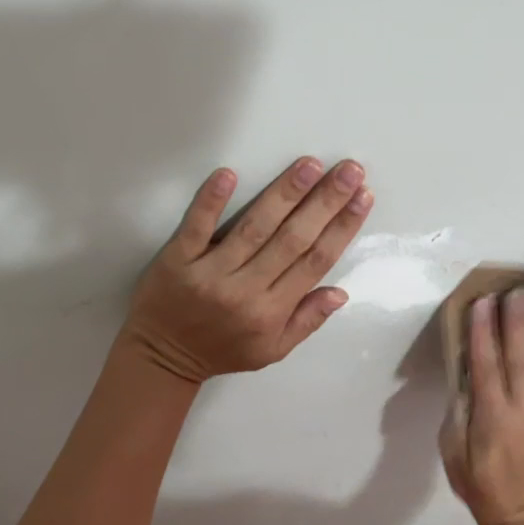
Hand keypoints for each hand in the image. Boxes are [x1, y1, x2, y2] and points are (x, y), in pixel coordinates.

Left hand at [116, 157, 373, 382]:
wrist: (160, 358)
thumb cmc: (221, 351)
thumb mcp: (271, 350)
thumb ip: (307, 320)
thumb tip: (341, 292)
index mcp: (272, 312)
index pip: (316, 262)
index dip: (342, 228)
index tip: (363, 197)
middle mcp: (246, 291)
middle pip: (293, 239)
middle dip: (324, 201)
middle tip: (349, 169)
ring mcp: (210, 273)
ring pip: (254, 228)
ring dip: (284, 194)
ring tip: (309, 165)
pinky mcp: (178, 260)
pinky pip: (197, 227)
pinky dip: (212, 201)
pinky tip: (229, 174)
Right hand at [441, 293, 523, 524]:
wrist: (514, 507)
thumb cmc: (474, 476)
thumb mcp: (452, 446)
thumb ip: (457, 409)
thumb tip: (462, 376)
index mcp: (490, 413)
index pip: (485, 364)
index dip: (483, 332)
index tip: (483, 303)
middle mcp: (519, 405)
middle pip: (517, 356)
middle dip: (517, 322)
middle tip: (518, 291)